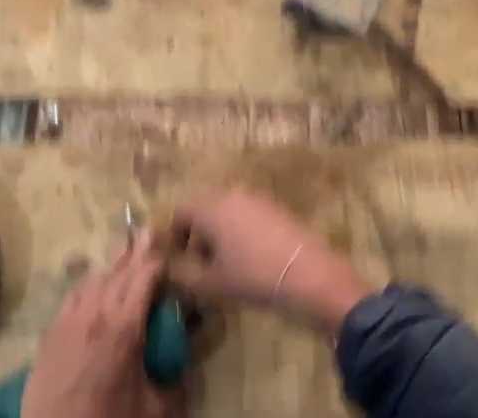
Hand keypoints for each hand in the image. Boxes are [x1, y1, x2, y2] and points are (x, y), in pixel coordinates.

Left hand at [23, 240, 181, 417]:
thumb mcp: (153, 410)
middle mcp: (97, 315)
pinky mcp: (49, 334)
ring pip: (93, 279)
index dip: (155, 258)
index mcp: (125, 328)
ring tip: (122, 252)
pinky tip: (92, 285)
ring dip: (111, 266)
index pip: (144, 278)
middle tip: (144, 230)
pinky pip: (72, 297)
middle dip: (135, 250)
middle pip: (119, 272)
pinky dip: (87, 285)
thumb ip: (173, 385)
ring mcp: (69, 321)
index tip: (164, 242)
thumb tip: (184, 373)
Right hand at [164, 189, 369, 333]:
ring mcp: (255, 197)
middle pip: (204, 207)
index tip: (179, 259)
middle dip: (198, 232)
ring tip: (226, 262)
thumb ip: (184, 275)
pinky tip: (249, 255)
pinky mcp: (274, 206)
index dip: (175, 235)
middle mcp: (230, 194)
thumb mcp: (210, 284)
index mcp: (210, 207)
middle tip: (201, 262)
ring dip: (219, 230)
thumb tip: (172, 268)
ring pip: (226, 209)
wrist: (305, 272)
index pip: (181, 212)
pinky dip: (239, 229)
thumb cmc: (251, 276)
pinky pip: (246, 212)